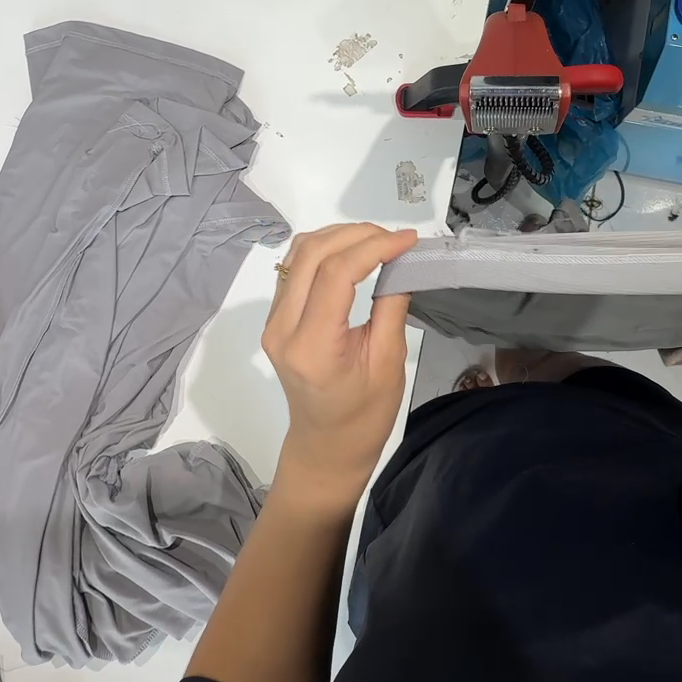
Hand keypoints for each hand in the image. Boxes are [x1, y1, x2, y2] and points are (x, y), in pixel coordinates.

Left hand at [262, 223, 418, 510]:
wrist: (326, 447)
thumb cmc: (364, 416)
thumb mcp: (389, 363)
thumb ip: (391, 307)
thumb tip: (401, 261)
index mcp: (312, 346)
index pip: (337, 273)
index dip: (374, 246)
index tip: (408, 240)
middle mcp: (283, 328)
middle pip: (313, 254)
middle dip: (357, 234)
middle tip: (394, 238)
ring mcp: (274, 321)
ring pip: (299, 254)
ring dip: (338, 236)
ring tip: (377, 240)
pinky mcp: (276, 317)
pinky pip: (296, 267)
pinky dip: (325, 249)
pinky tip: (353, 252)